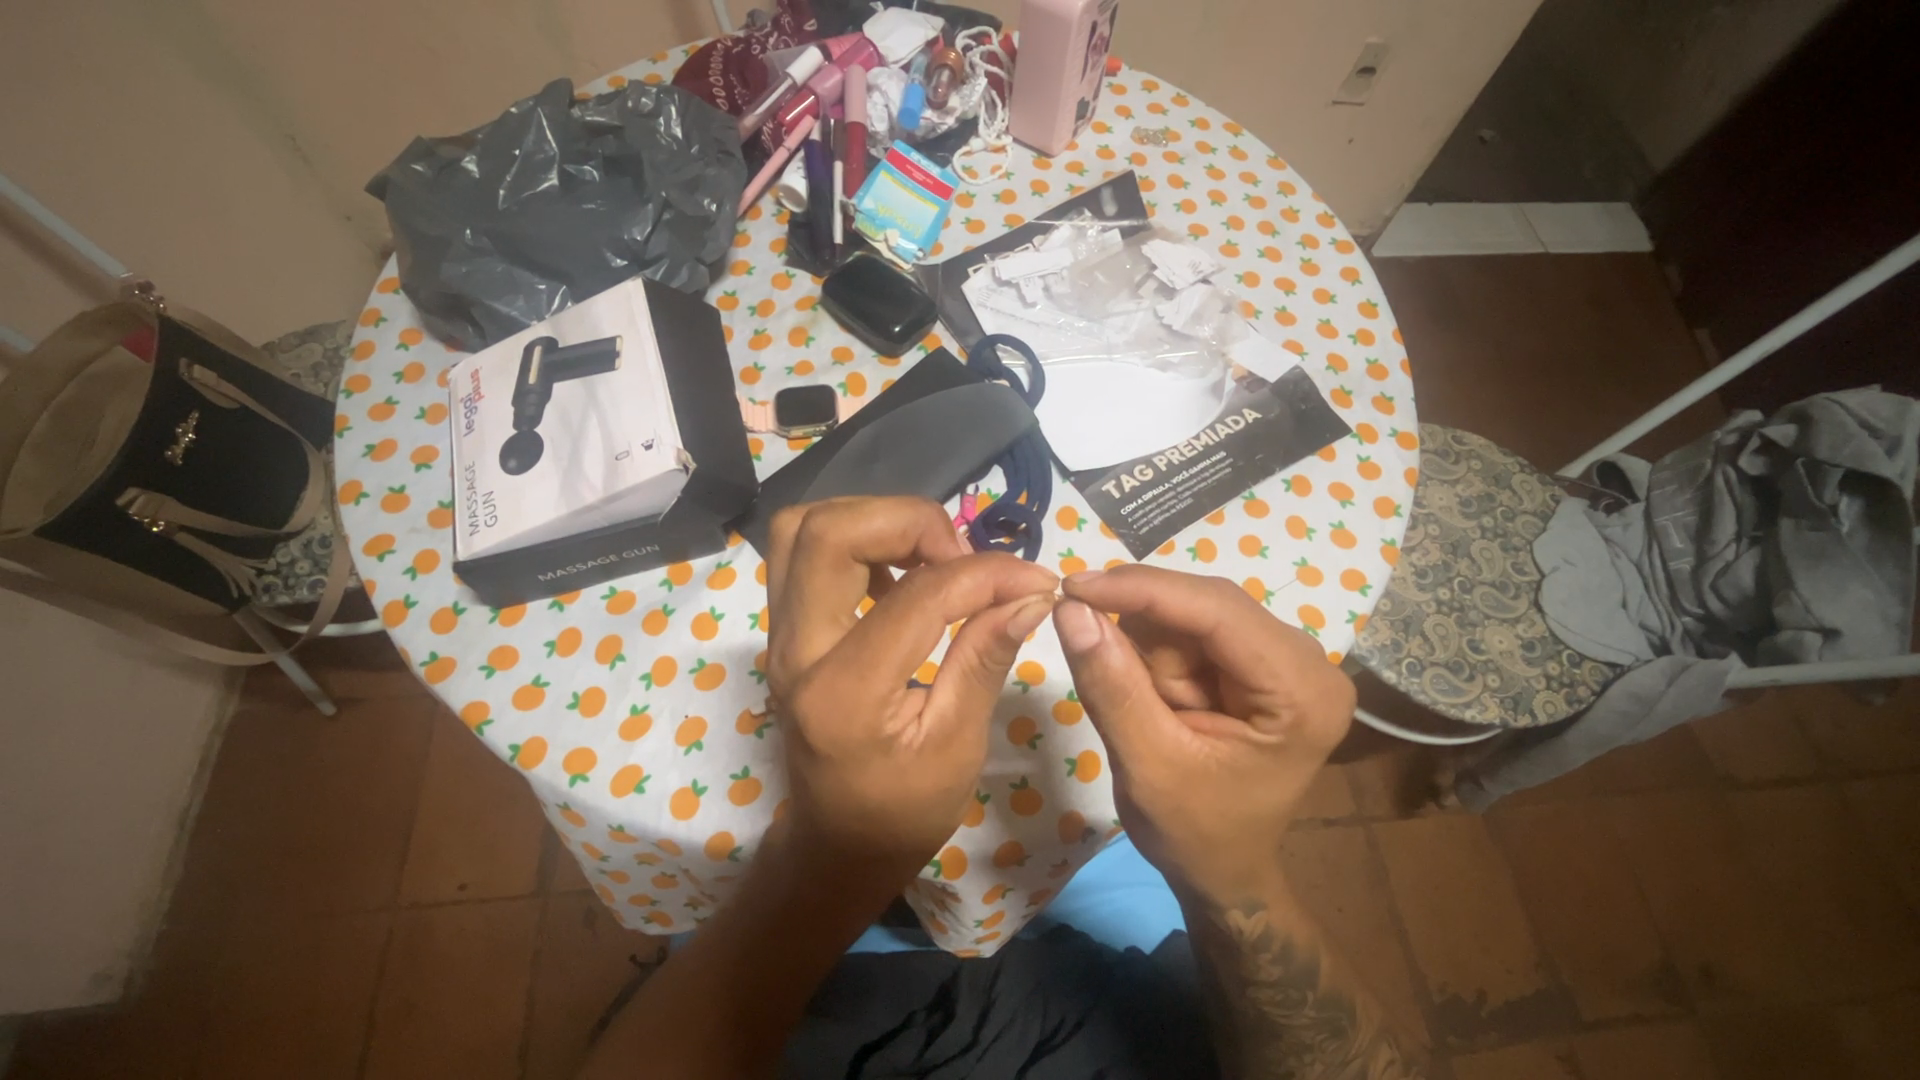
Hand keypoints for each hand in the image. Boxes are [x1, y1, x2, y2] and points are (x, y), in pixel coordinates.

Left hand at [765, 497, 1057, 883]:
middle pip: (830, 532)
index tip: (1034, 578)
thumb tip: (1031, 592)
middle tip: (962, 558)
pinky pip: (803, 551)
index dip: (986, 573)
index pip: (917, 595)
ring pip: (803, 528)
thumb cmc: (903, 810)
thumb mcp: (958, 743)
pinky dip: (857, 539)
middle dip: (910, 522)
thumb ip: (985, 656)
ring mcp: (780, 635)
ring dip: (874, 521)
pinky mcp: (784, 628)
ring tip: (929, 556)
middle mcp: (796, 651)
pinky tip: (900, 570)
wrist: (837, 842)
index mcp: (845, 692)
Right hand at [1051, 566, 1355, 904]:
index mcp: (1301, 692)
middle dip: (1142, 626)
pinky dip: (1155, 655)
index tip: (1071, 586)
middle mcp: (1305, 661)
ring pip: (1191, 613)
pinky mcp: (1257, 661)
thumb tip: (1071, 610)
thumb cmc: (1194, 833)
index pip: (1218, 612)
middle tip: (1084, 638)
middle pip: (1206, 605)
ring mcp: (1283, 658)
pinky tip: (1156, 698)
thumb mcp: (1146, 765)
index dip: (1142, 590)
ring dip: (1147, 648)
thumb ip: (1111, 686)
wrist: (1222, 871)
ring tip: (1147, 709)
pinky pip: (1191, 630)